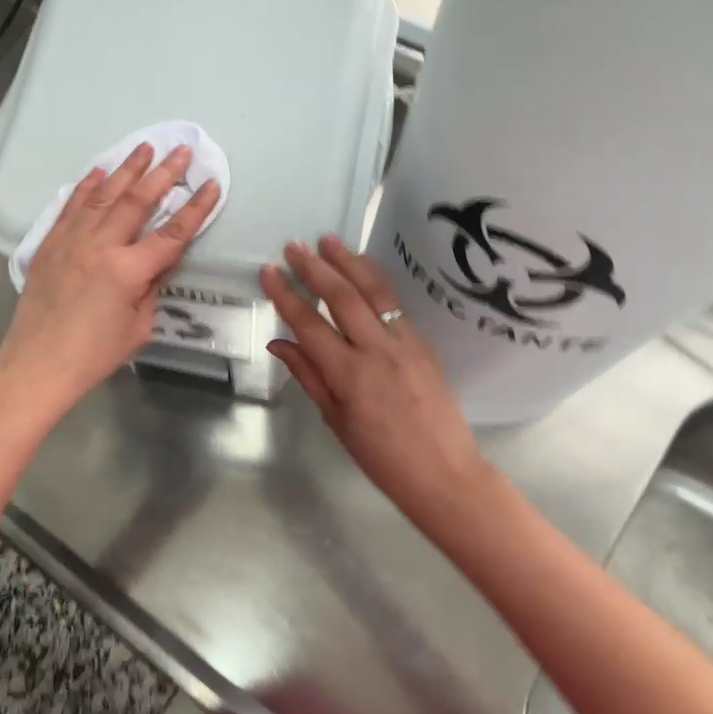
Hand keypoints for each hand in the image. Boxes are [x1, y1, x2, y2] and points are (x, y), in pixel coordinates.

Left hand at [0, 142, 221, 410]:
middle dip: (163, 173)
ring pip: (103, 195)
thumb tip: (160, 261)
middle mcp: (100, 246)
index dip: (196, 208)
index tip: (212, 183)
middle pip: (138, 201)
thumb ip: (151, 289)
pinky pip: (71, 206)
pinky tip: (99, 172)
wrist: (37, 364)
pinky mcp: (50, 244)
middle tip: (181, 150)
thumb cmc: (93, 355)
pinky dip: (87, 187)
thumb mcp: (137, 328)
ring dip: (126, 169)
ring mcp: (71, 241)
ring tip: (144, 148)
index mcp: (128, 270)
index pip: (172, 232)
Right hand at [261, 235, 492, 513]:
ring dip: (348, 263)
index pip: (309, 324)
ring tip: (328, 240)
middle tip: (294, 246)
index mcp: (349, 376)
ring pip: (373, 293)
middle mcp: (377, 352)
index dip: (286, 295)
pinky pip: (395, 304)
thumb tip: (279, 343)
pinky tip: (363, 266)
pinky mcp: (424, 344)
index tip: (269, 271)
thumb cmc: (381, 457)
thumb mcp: (336, 420)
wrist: (444, 472)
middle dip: (315, 269)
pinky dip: (376, 280)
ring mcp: (405, 344)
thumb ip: (309, 376)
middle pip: (342, 298)